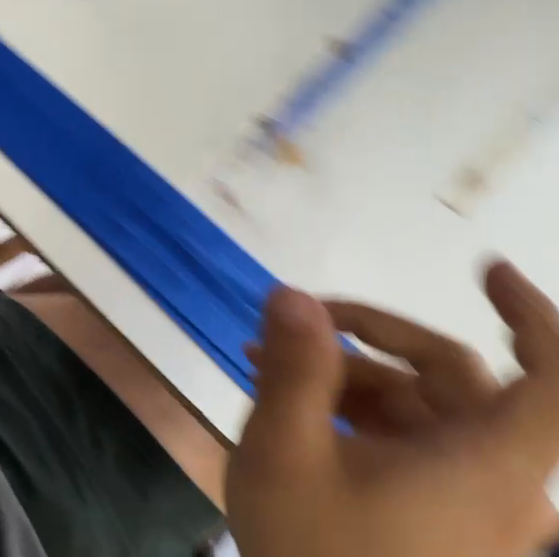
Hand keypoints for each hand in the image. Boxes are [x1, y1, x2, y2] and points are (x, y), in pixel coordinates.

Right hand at [230, 262, 558, 556]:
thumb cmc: (317, 546)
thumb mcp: (286, 450)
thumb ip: (295, 368)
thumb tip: (293, 295)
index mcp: (485, 463)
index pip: (554, 381)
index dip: (537, 317)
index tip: (484, 268)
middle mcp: (500, 477)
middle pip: (459, 375)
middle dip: (371, 333)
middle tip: (293, 315)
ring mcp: (477, 498)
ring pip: (427, 403)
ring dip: (351, 370)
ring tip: (266, 361)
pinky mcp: (450, 513)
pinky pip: (415, 436)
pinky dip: (358, 406)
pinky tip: (293, 399)